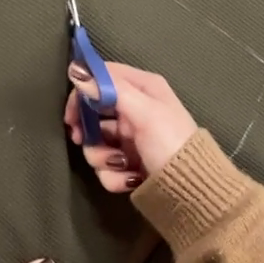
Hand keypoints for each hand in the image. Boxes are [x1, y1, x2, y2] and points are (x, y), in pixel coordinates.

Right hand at [63, 61, 197, 192]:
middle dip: (89, 131)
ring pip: (96, 143)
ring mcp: (130, 139)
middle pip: (93, 112)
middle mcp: (135, 110)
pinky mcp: (128, 164)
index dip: (83, 93)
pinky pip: (106, 167)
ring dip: (102, 157)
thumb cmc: (171, 144)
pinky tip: (131, 178)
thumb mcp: (145, 113)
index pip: (102, 77)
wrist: (192, 193)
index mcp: (143, 88)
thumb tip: (76, 69)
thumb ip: (110, 91)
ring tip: (121, 164)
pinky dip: (114, 176)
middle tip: (84, 140)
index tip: (72, 115)